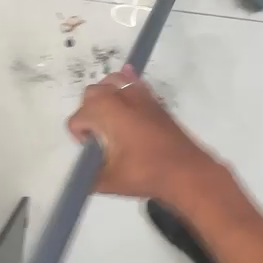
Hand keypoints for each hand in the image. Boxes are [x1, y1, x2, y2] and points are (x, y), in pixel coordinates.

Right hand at [67, 68, 229, 207]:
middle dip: (89, 114)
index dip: (80, 137)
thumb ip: (88, 177)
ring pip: (112, 82)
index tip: (94, 152)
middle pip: (91, 95)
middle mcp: (119, 96)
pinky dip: (127, 81)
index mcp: (104, 111)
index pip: (77, 119)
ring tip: (110, 120)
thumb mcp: (109, 181)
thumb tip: (83, 176)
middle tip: (99, 138)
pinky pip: (134, 81)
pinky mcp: (153, 99)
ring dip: (104, 96)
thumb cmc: (145, 173)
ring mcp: (138, 94)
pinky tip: (126, 88)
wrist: (185, 170)